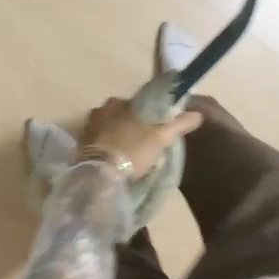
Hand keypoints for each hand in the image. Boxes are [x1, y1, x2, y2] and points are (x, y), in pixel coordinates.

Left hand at [79, 99, 202, 179]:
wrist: (100, 176)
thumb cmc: (132, 150)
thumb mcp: (161, 137)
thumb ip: (179, 123)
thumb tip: (199, 114)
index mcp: (118, 102)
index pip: (137, 103)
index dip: (147, 115)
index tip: (155, 129)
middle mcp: (100, 110)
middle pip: (121, 115)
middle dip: (131, 126)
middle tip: (143, 144)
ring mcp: (87, 127)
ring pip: (109, 128)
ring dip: (118, 136)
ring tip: (129, 154)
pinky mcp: (80, 145)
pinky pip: (99, 141)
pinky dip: (107, 147)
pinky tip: (116, 160)